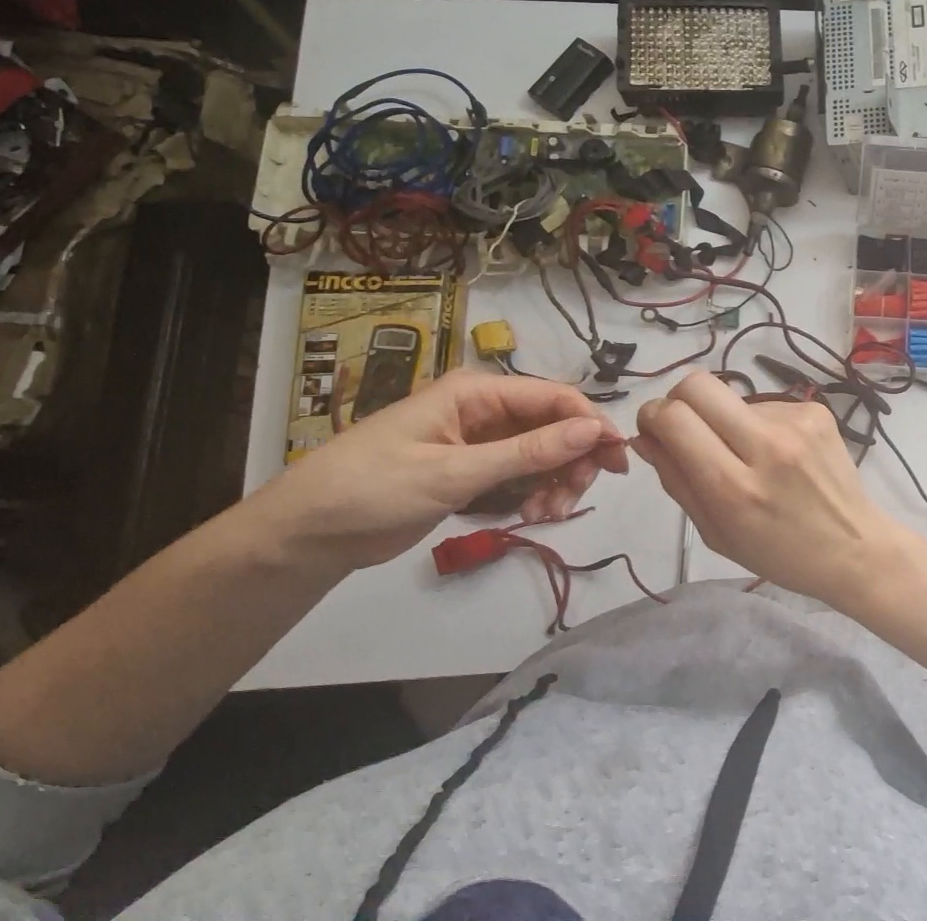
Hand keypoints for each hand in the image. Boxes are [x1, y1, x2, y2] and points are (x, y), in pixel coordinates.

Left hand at [245, 370, 628, 573]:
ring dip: (556, 482)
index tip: (618, 462)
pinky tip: (532, 515)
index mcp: (477, 392)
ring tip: (546, 515)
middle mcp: (485, 409)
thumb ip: (528, 452)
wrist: (307, 533)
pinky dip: (536, 493)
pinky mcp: (474, 469)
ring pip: (545, 453)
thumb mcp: (454, 471)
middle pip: (556, 426)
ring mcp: (481, 440)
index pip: (555, 398)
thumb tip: (595, 430)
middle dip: (573, 461)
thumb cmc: (373, 489)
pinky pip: (524, 474)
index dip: (591, 425)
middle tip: (574, 500)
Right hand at [630, 371, 908, 604]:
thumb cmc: (778, 552)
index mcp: (733, 486)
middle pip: (698, 384)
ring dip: (728, 421)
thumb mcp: (716, 532)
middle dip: (680, 400)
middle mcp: (766, 445)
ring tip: (751, 459)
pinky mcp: (817, 411)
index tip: (656, 432)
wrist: (853, 546)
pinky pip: (767, 405)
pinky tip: (780, 456)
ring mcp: (796, 423)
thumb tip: (645, 437)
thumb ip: (676, 481)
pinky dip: (761, 426)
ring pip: (734, 397)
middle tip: (687, 429)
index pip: (674, 417)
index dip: (653, 416)